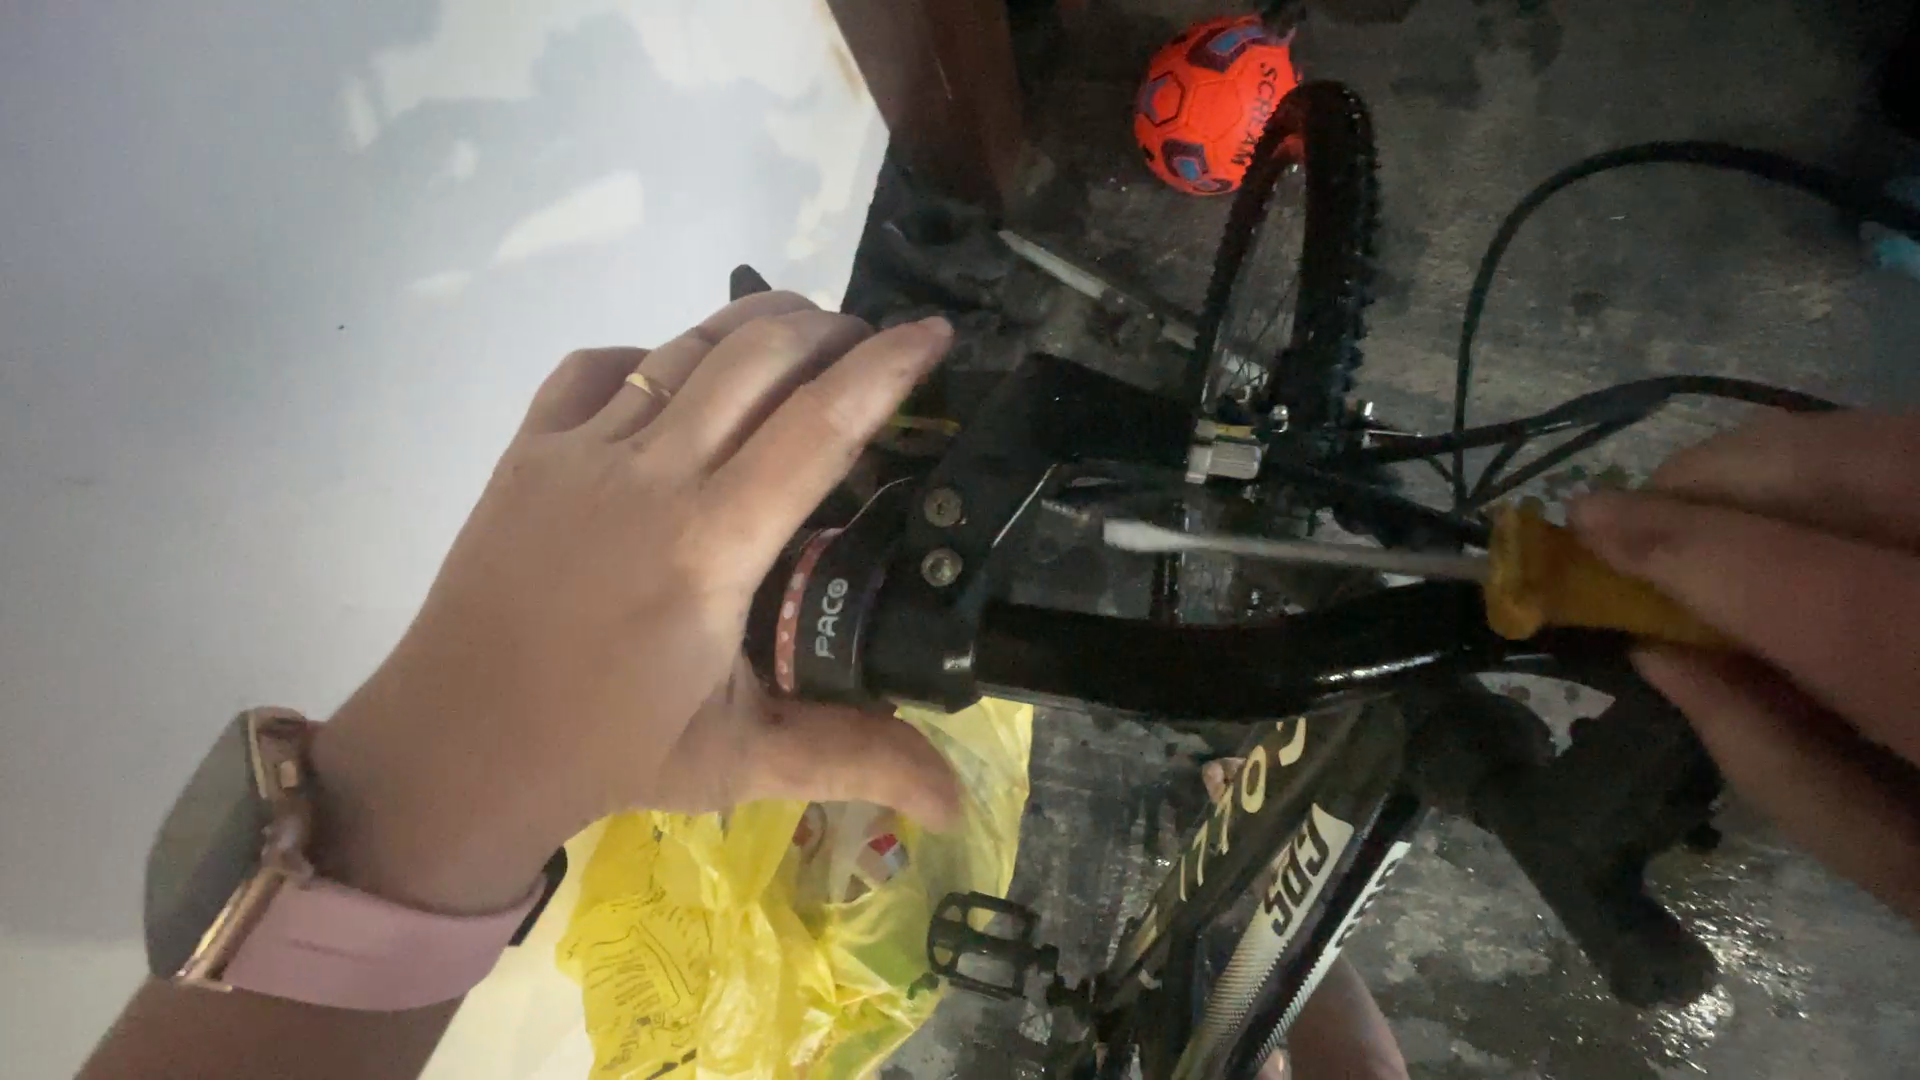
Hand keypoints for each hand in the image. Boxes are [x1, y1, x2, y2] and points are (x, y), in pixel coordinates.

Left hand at [308, 292, 960, 912]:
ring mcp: (579, 452)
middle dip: (833, 331)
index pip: (818, 427)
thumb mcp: (746, 761)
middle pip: (759, 358)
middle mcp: (649, 478)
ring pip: (686, 346)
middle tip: (876, 345)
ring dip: (761, 325)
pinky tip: (690, 379)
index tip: (934, 334)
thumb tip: (960, 801)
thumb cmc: (610, 753)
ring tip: (810, 333)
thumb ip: (859, 761)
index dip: (886, 369)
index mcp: (710, 547)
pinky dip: (664, 352)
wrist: (452, 749)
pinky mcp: (528, 449)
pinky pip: (604, 365)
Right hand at [1572, 411, 1919, 922]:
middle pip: (1880, 464)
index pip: (1803, 583)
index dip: (1672, 541)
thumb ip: (1772, 760)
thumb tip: (1654, 651)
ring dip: (1793, 465)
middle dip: (1724, 474)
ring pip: (1915, 438)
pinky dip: (1870, 472)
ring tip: (1732, 514)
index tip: (1579, 521)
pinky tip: (1840, 526)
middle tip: (1646, 509)